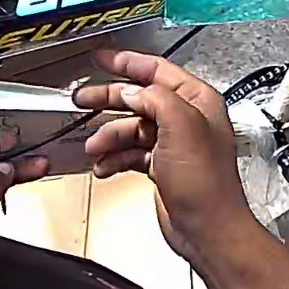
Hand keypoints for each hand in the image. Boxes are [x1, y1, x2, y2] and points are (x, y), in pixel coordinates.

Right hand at [72, 50, 259, 263]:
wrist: (207, 230)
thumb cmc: (206, 183)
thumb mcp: (182, 127)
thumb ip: (154, 99)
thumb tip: (129, 91)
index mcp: (195, 101)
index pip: (156, 70)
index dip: (126, 62)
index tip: (101, 58)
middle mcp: (184, 118)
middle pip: (136, 98)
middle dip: (107, 100)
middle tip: (81, 99)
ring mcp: (171, 143)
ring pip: (129, 128)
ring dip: (108, 137)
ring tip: (93, 148)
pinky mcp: (160, 166)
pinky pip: (129, 153)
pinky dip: (114, 158)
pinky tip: (104, 167)